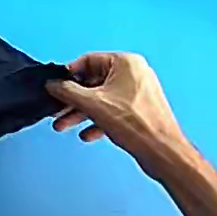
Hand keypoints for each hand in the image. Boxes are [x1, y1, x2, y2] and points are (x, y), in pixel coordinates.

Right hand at [47, 52, 189, 161]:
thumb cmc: (137, 125)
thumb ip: (67, 91)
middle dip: (74, 99)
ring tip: (66, 124)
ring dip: (82, 112)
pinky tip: (87, 132)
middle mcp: (134, 74)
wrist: (164, 154)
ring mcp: (139, 92)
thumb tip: (53, 85)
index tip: (58, 86)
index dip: (69, 75)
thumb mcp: (92, 103)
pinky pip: (113, 110)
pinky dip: (98, 119)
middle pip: (93, 82)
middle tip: (59, 108)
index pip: (87, 61)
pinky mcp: (141, 110)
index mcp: (126, 63)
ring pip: (101, 98)